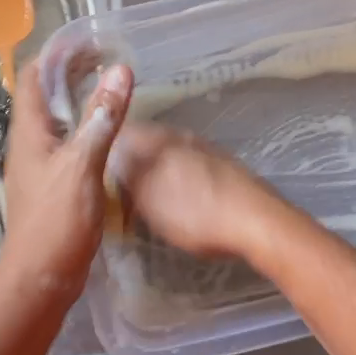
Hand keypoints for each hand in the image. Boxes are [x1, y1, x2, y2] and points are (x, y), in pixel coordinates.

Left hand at [0, 61, 132, 300]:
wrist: (41, 276)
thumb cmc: (57, 220)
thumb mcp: (83, 164)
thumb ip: (101, 118)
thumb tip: (120, 71)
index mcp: (29, 132)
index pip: (35, 76)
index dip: (58, 53)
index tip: (89, 39)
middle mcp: (29, 143)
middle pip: (45, 95)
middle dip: (71, 71)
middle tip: (106, 58)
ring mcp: (39, 165)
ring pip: (56, 119)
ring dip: (78, 98)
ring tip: (108, 86)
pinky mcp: (52, 184)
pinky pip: (66, 142)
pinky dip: (84, 126)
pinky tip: (107, 133)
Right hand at [109, 122, 290, 258]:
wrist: (257, 222)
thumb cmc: (196, 213)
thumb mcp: (149, 199)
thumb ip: (126, 174)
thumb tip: (111, 156)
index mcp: (158, 139)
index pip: (121, 132)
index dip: (105, 151)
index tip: (97, 174)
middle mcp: (181, 136)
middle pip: (145, 143)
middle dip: (131, 163)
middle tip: (119, 191)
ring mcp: (206, 149)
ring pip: (168, 155)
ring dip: (155, 172)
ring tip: (147, 199)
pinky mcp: (224, 166)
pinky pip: (188, 167)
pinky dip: (178, 180)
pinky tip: (180, 200)